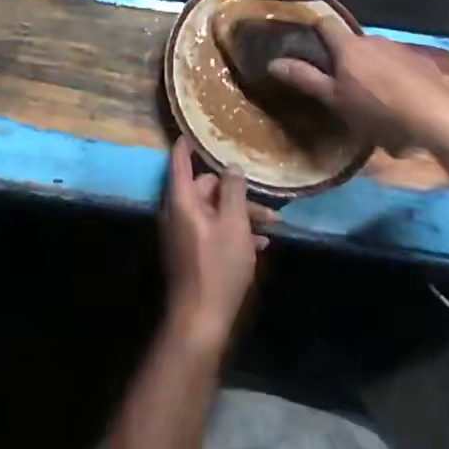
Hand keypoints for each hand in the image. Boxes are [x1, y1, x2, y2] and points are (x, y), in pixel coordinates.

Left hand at [160, 139, 276, 342]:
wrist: (200, 319)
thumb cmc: (218, 267)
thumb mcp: (234, 225)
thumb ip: (232, 192)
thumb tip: (231, 166)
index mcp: (181, 200)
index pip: (179, 160)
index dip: (186, 143)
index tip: (194, 129)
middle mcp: (176, 211)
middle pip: (204, 188)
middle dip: (235, 192)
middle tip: (268, 206)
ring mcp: (181, 232)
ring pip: (212, 211)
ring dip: (239, 215)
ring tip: (272, 227)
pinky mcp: (189, 251)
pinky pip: (210, 230)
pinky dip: (231, 231)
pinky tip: (259, 245)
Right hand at [266, 17, 448, 158]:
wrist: (442, 119)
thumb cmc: (380, 111)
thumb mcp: (336, 101)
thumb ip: (306, 79)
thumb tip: (274, 61)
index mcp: (348, 47)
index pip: (324, 24)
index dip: (314, 30)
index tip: (307, 44)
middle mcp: (373, 40)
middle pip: (351, 42)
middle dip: (344, 57)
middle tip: (339, 83)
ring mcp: (401, 50)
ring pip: (376, 54)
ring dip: (370, 68)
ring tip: (370, 96)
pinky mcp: (424, 63)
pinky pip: (399, 64)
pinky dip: (392, 76)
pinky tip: (398, 100)